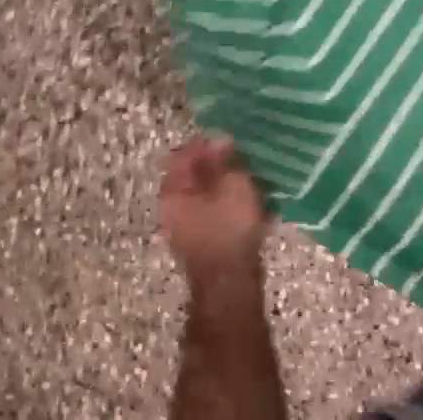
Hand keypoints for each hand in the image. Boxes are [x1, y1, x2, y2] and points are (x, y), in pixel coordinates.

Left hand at [161, 135, 271, 282]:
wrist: (230, 283)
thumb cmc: (230, 227)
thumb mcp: (233, 184)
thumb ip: (225, 159)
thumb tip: (219, 139)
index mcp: (173, 191)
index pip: (183, 153)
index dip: (207, 142)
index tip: (231, 139)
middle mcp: (171, 208)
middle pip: (193, 175)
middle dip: (218, 165)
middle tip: (243, 159)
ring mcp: (184, 229)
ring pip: (204, 195)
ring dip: (225, 185)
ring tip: (251, 180)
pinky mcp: (201, 243)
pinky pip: (213, 213)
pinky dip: (229, 205)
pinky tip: (251, 205)